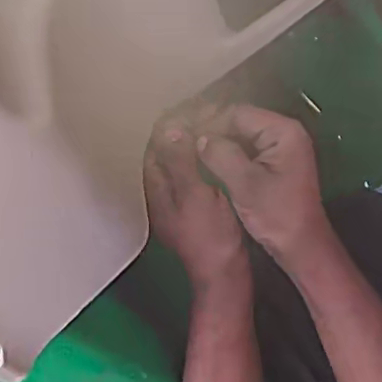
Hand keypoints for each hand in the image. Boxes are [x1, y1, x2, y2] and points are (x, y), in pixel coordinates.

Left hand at [144, 119, 246, 287]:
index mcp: (157, 189)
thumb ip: (181, 162)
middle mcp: (162, 193)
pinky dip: (203, 157)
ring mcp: (178, 201)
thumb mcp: (196, 195)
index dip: (172, 123)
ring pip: (181, 161)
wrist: (225, 276)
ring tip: (214, 122)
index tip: (193, 105)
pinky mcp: (195, 206)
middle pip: (166, 152)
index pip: (156, 145)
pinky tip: (219, 150)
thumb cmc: (210, 236)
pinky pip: (194, 172)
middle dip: (183, 129)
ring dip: (194, 141)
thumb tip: (170, 128)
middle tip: (207, 110)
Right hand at [193, 105, 334, 265]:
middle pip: (239, 121)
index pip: (238, 113)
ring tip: (187, 147)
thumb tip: (199, 137)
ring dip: (217, 142)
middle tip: (181, 138)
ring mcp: (280, 148)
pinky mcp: (274, 163)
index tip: (183, 131)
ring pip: (240, 136)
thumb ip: (221, 155)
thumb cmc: (277, 214)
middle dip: (211, 130)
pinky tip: (204, 160)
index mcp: (283, 131)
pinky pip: (245, 150)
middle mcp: (284, 133)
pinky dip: (226, 154)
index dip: (209, 121)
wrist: (301, 246)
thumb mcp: (246, 183)